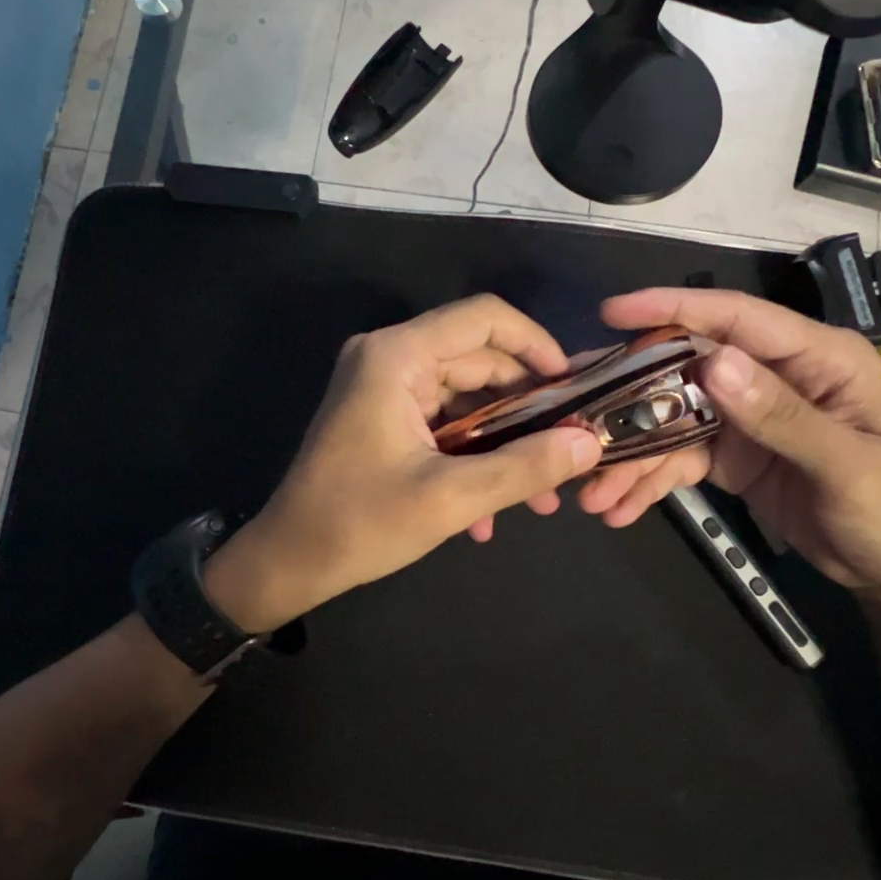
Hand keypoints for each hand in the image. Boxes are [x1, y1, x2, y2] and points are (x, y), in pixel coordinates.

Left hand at [204, 295, 604, 631]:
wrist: (290, 561)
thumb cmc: (361, 523)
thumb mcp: (450, 498)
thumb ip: (524, 466)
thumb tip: (590, 443)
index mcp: (397, 356)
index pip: (485, 318)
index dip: (537, 345)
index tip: (574, 388)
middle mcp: (390, 358)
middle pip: (480, 361)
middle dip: (527, 411)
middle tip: (567, 453)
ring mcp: (384, 388)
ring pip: (466, 398)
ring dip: (503, 445)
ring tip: (539, 497)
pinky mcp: (383, 417)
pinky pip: (444, 423)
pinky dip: (471, 457)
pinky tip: (488, 515)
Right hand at [576, 288, 880, 596]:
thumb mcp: (849, 466)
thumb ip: (782, 415)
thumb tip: (713, 362)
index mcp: (816, 359)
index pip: (736, 318)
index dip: (672, 310)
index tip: (612, 313)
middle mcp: (773, 378)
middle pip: (687, 370)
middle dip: (629, 398)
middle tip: (575, 414)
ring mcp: (748, 418)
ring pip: (673, 421)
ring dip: (632, 456)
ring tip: (593, 493)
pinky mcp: (732, 457)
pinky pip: (679, 460)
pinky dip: (648, 482)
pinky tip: (620, 507)